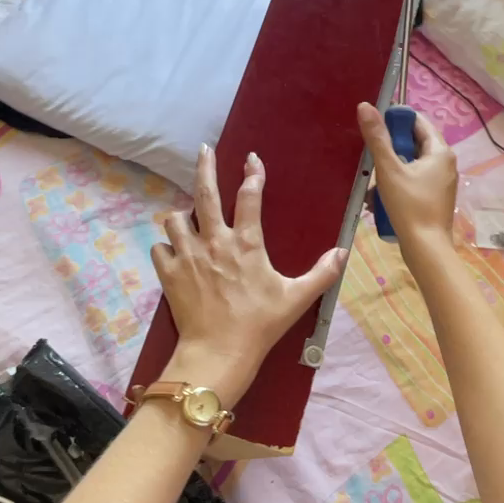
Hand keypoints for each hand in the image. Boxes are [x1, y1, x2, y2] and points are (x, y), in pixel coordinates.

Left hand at [151, 145, 347, 403]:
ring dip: (182, 217)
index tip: (252, 160)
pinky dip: (166, 248)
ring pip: (176, 218)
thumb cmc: (259, 324)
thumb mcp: (296, 299)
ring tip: (188, 220)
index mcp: (246, 244)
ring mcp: (188, 255)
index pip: (249, 197)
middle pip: (204, 193)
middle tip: (205, 150)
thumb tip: (342, 253)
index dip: (252, 174)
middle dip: (205, 167)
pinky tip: (174, 253)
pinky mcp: (169, 273)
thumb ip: (321, 274)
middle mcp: (214, 241)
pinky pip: (160, 248)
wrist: (219, 352)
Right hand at [357, 103, 458, 247]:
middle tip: (369, 159)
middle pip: (412, 145)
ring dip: (388, 173)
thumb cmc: (410, 206)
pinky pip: (412, 184)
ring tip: (371, 186)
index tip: (374, 126)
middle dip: (388, 152)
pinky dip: (395, 187)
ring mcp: (441, 183)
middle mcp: (445, 164)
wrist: (426, 248)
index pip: (418, 123)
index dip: (396, 120)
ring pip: (410, 167)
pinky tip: (379, 201)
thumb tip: (366, 106)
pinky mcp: (434, 199)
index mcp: (440, 152)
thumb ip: (377, 138)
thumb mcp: (389, 170)